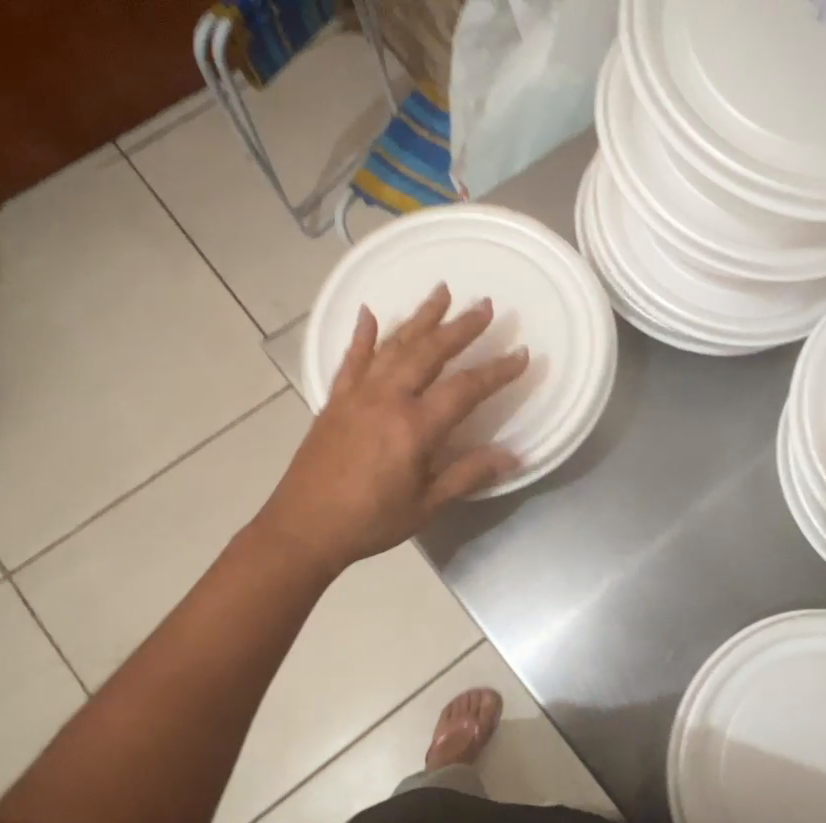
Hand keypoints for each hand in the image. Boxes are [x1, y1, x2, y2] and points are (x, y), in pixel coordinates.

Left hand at [257, 284, 528, 572]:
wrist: (303, 527)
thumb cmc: (371, 521)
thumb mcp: (427, 505)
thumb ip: (468, 474)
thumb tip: (513, 457)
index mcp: (415, 427)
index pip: (466, 389)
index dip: (497, 371)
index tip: (522, 355)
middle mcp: (387, 399)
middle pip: (430, 351)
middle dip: (460, 327)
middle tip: (485, 306)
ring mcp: (357, 395)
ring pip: (394, 345)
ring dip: (420, 317)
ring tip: (441, 292)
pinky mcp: (335, 400)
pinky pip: (352, 359)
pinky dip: (363, 335)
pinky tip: (370, 314)